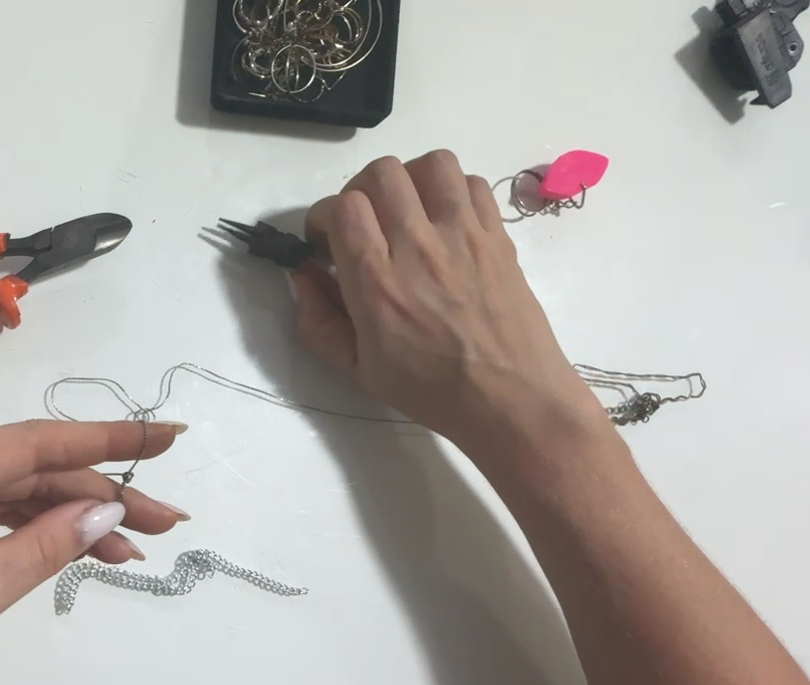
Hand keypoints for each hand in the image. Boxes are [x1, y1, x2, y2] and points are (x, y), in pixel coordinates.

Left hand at [0, 420, 185, 684]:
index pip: (35, 443)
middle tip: (167, 518)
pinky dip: (43, 532)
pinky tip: (88, 548)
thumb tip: (105, 513)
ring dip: (78, 515)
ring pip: (22, 492)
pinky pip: (0, 515)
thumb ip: (40, 548)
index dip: (105, 439)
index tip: (164, 437)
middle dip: (102, 492)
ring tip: (140, 543)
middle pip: (34, 468)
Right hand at [291, 150, 610, 457]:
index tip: (321, 244)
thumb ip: (317, 320)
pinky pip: (469, 181)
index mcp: (377, 284)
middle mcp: (419, 247)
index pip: (343, 209)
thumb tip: (301, 275)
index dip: (322, 216)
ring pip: (429, 163)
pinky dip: (446, 191)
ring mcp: (464, 234)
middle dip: (356, 192)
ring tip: (399, 214)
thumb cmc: (425, 387)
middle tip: (356, 226)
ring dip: (404, 181)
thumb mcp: (353, 367)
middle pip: (381, 173)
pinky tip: (438, 224)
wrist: (508, 395)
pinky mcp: (496, 233)